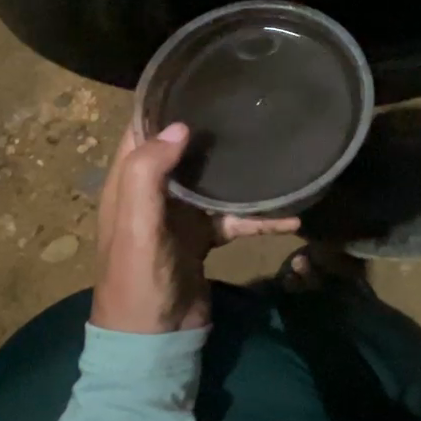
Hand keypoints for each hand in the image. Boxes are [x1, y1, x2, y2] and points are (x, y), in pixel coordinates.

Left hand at [89, 121, 300, 333]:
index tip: (201, 76)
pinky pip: (238, 215)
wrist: (154, 345)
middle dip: (213, 126)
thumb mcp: (139, 228)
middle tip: (252, 103)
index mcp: (128, 184)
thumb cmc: (140, 282)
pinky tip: (293, 213)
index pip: (141, 129)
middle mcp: (155, 193)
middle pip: (184, 148)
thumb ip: (148, 175)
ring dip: (244, 170)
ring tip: (279, 149)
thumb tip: (181, 125)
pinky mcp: (206, 237)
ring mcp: (183, 215)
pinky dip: (263, 213)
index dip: (163, 101)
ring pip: (216, 179)